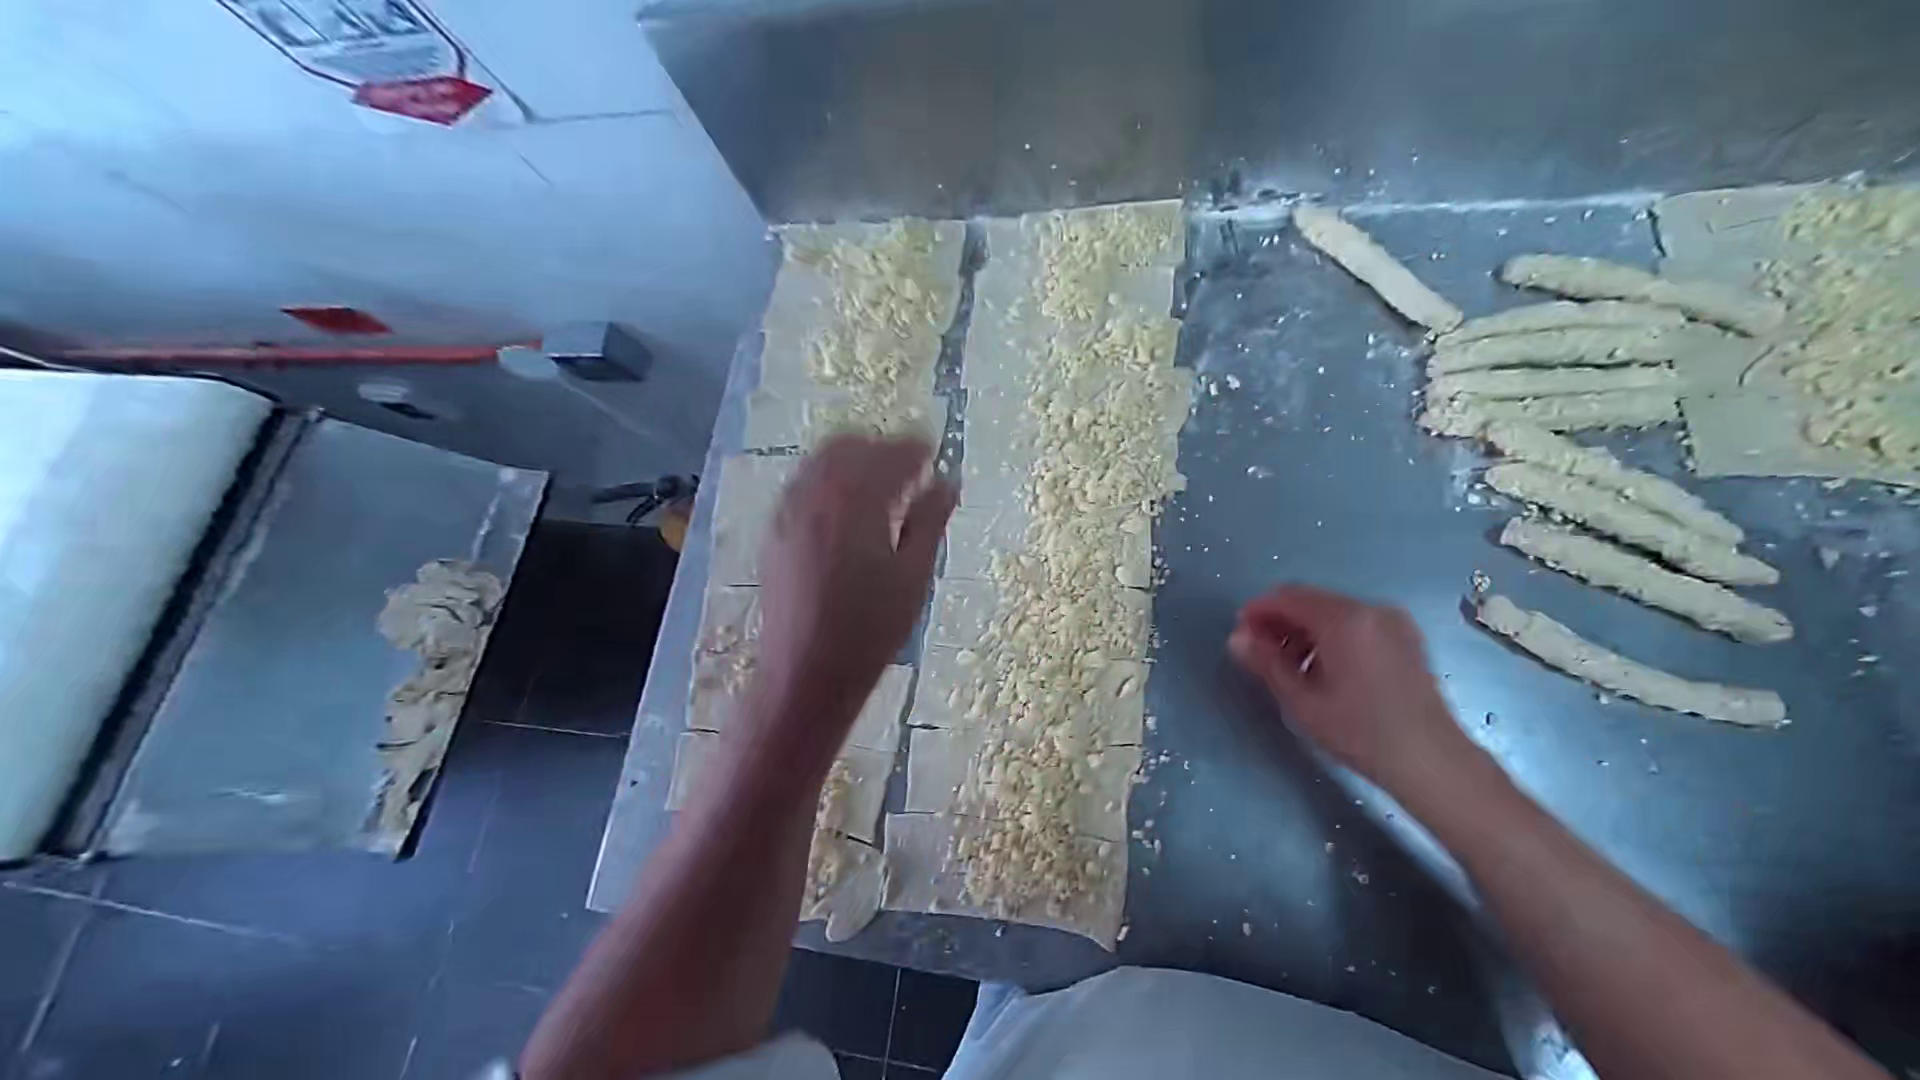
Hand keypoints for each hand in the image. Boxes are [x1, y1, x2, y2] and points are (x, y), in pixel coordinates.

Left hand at [752, 435, 955, 730]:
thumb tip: (948, 483)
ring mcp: (788, 513)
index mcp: (855, 504)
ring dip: (852, 460)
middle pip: (848, 447)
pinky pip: (802, 485)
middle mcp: (815, 497)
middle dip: (880, 448)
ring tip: (880, 485)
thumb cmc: (870, 631)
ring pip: (820, 462)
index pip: (888, 456)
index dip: (915, 449)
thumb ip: (929, 522)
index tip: (934, 453)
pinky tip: (845, 508)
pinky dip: (827, 480)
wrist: (805, 673)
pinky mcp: (774, 532)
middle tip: (908, 467)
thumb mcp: (913, 577)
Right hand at [1228, 585, 1474, 792]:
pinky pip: (1354, 624)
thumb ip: (1265, 662)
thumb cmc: (1360, 731)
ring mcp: (1393, 622)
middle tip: (1258, 652)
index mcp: (1345, 619)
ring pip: (1331, 612)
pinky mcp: (1405, 639)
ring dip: (1302, 630)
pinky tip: (1320, 669)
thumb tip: (1236, 638)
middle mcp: (1371, 610)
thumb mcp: (1301, 700)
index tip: (1239, 635)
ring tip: (1287, 666)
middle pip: (1310, 601)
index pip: (1287, 597)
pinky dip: (1329, 637)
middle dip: (1279, 621)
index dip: (1257, 611)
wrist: (1432, 762)